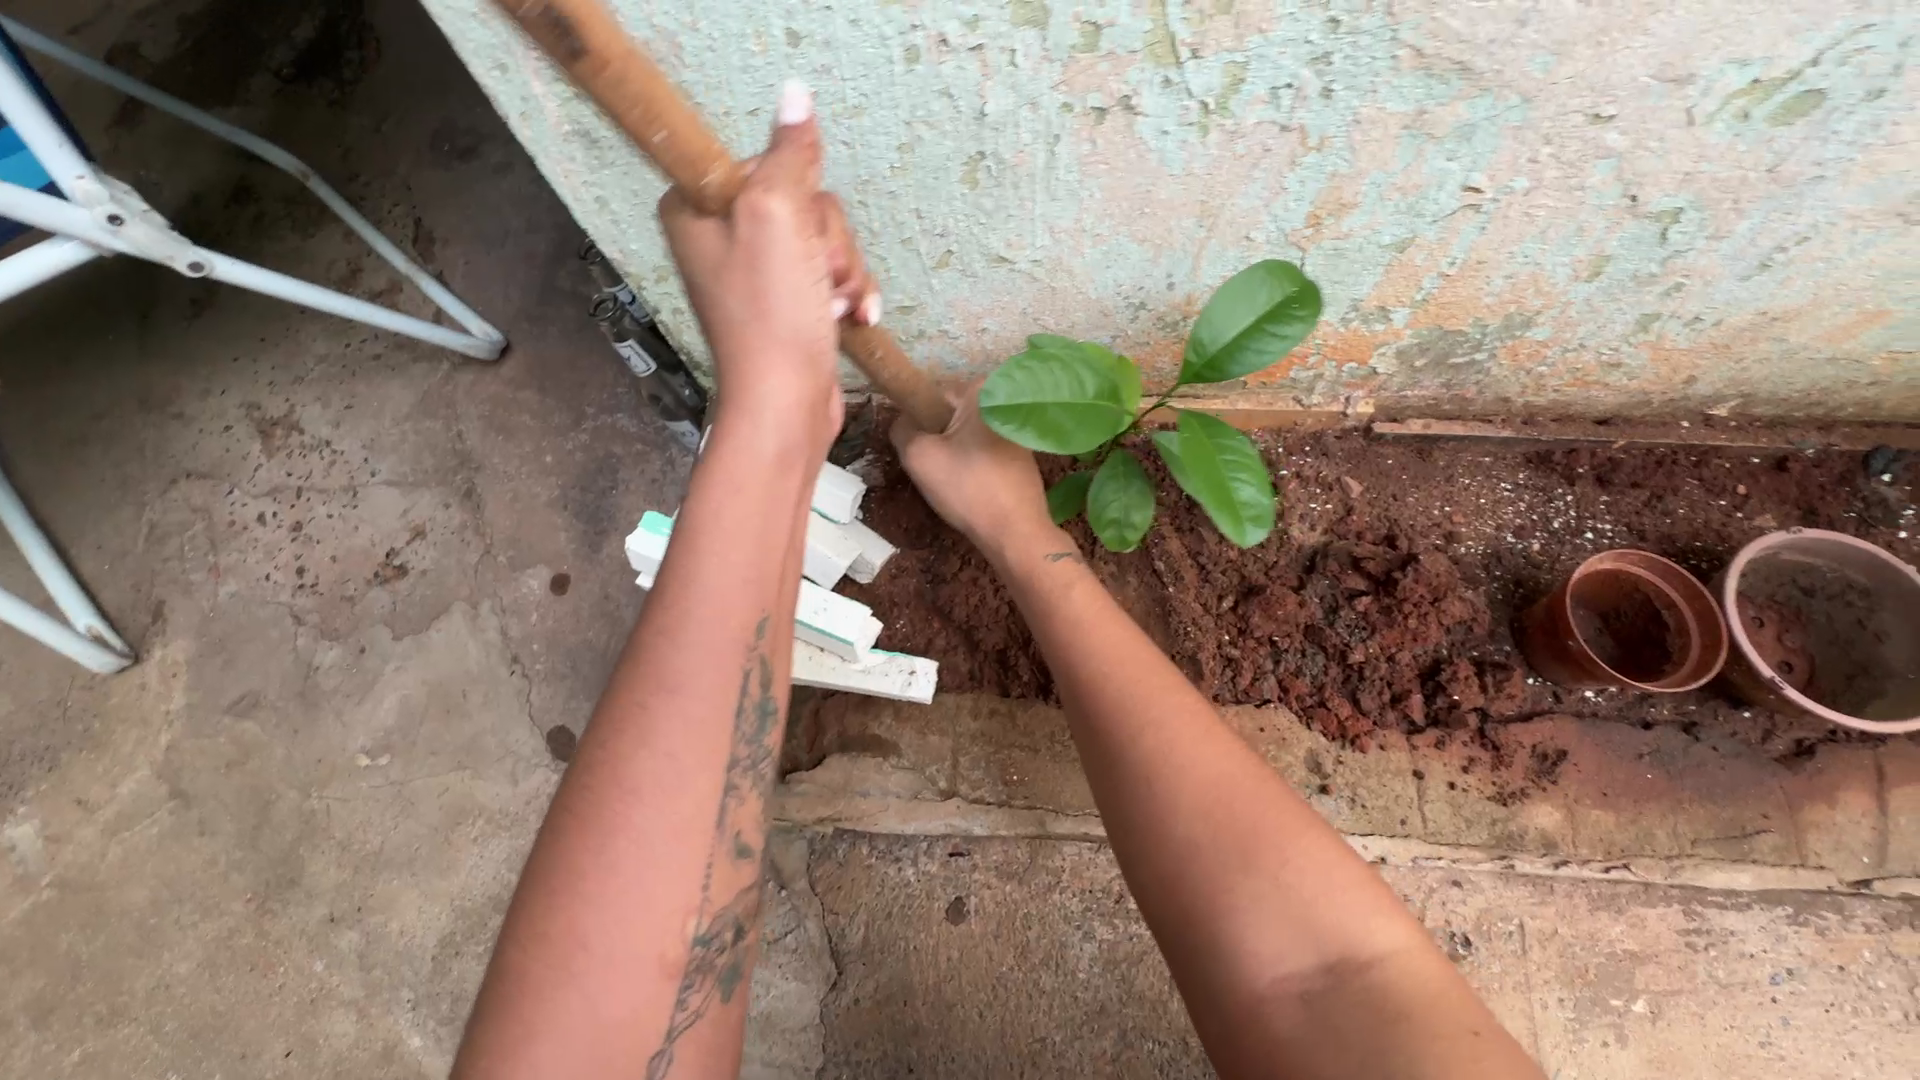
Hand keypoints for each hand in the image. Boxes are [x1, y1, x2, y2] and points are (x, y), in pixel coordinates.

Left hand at [658, 81, 877, 452]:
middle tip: (820, 280)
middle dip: (829, 244)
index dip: (798, 197)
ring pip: (827, 241)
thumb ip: (788, 155)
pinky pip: (833, 277)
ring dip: (844, 275)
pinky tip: (854, 320)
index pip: (767, 163)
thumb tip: (796, 93)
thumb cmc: (770, 316)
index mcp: (698, 207)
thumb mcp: (776, 219)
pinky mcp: (791, 304)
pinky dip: (850, 297)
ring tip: (836, 310)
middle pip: (805, 203)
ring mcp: (760, 273)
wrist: (786, 405)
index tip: (798, 234)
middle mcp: (724, 236)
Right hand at [890, 380, 1069, 564]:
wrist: (1014, 533)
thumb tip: (904, 422)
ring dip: (952, 458)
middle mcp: (1003, 404)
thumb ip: (901, 429)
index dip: (916, 422)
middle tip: (931, 470)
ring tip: (951, 484)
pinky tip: (970, 491)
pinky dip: (971, 469)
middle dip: (935, 441)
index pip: (931, 395)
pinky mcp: (1020, 456)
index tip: (916, 450)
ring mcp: (1015, 431)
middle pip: (948, 417)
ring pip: (964, 439)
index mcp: (981, 392)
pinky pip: (982, 455)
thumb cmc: (967, 488)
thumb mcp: (918, 455)